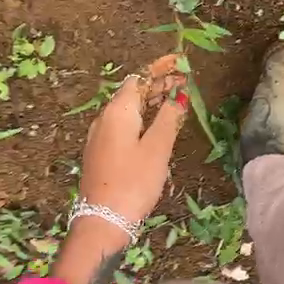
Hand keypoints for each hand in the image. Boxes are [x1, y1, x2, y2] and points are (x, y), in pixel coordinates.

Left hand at [51, 68, 187, 283]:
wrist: (102, 222)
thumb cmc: (133, 182)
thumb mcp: (158, 148)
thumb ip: (169, 117)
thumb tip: (178, 94)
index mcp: (118, 110)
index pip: (140, 77)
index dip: (160, 67)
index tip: (179, 60)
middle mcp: (105, 117)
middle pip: (133, 91)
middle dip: (157, 83)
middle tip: (183, 81)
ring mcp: (100, 136)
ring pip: (128, 108)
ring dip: (151, 100)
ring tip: (174, 99)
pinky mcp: (101, 152)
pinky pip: (123, 123)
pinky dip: (141, 116)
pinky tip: (155, 125)